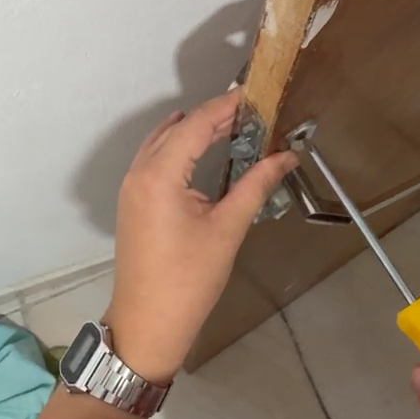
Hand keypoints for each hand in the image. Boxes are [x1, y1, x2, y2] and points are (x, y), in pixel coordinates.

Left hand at [103, 88, 298, 382]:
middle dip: (213, 116)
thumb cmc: (189, 280)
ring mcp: (132, 186)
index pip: (196, 125)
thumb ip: (256, 185)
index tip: (253, 93)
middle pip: (179, 129)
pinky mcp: (133, 199)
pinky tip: (198, 145)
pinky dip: (178, 145)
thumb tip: (286, 156)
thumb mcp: (228, 229)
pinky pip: (155, 157)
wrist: (146, 325)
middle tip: (252, 109)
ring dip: (195, 129)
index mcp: (160, 174)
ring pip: (164, 141)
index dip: (225, 106)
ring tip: (232, 122)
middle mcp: (140, 172)